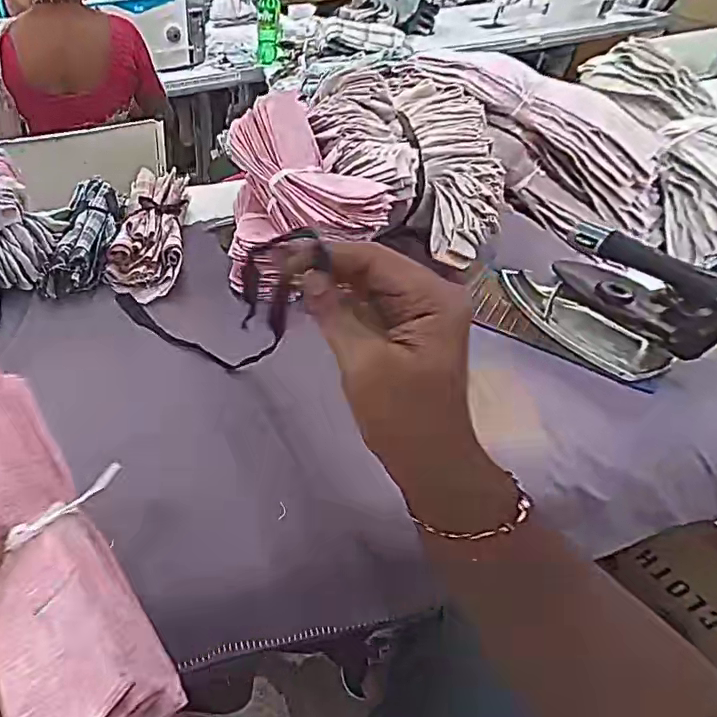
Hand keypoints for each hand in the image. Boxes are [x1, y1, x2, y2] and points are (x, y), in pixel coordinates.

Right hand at [284, 242, 512, 530]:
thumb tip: (306, 274)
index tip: (287, 256)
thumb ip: (334, 312)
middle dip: (328, 267)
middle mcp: (434, 294)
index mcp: (434, 296)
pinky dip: (344, 303)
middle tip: (283, 269)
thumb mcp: (363, 362)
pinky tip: (314, 300)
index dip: (329, 254)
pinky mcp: (409, 328)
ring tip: (290, 281)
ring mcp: (423, 311)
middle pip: (373, 267)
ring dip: (333, 283)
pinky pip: (372, 304)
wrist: (431, 462)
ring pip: (370, 284)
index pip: (375, 258)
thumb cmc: (402, 418)